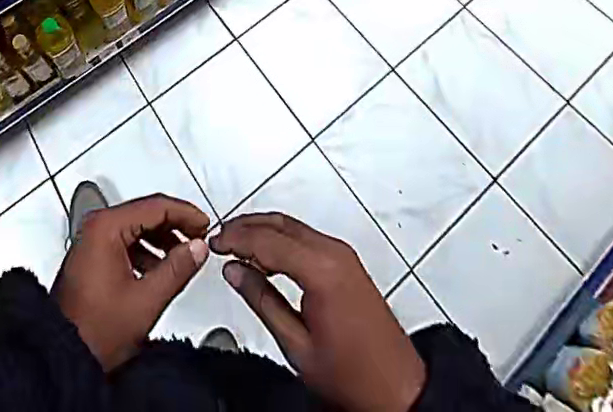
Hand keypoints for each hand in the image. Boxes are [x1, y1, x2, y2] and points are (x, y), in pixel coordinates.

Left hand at [52, 193, 210, 370]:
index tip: (204, 224)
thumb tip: (198, 247)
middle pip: (146, 213)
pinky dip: (147, 250)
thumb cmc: (92, 332)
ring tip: (182, 255)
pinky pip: (126, 241)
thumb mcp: (146, 300)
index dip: (186, 214)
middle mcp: (95, 228)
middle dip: (175, 225)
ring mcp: (90, 241)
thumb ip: (177, 268)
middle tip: (198, 237)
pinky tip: (160, 269)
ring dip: (162, 239)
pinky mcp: (90, 257)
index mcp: (106, 228)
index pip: (156, 206)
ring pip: (137, 227)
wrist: (60, 359)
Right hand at [213, 213, 426, 411]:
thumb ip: (262, 301)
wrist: (397, 388)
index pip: (268, 240)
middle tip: (221, 238)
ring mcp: (343, 254)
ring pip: (294, 227)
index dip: (237, 238)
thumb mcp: (296, 344)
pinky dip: (281, 240)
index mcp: (322, 270)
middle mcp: (334, 253)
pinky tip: (265, 257)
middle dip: (247, 227)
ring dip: (264, 231)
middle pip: (281, 224)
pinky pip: (307, 238)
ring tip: (236, 246)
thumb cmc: (354, 375)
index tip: (215, 243)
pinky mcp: (346, 262)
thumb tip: (236, 271)